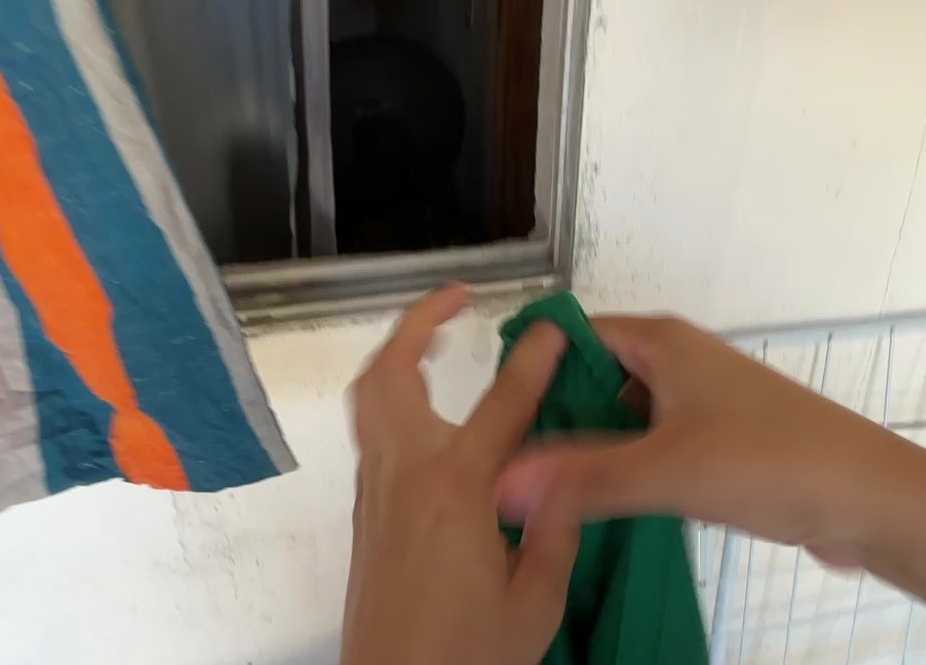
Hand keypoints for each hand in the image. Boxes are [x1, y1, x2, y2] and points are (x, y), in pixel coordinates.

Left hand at [341, 286, 580, 664]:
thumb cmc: (464, 655)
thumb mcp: (534, 604)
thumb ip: (554, 530)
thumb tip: (562, 476)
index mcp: (456, 487)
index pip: (501, 404)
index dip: (531, 360)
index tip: (551, 328)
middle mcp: (406, 469)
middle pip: (395, 370)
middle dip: (422, 319)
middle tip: (457, 296)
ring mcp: (376, 482)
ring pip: (370, 390)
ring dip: (397, 348)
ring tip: (433, 332)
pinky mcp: (363, 501)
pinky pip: (370, 420)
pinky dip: (389, 385)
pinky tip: (419, 399)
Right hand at [495, 314, 919, 565]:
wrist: (875, 500)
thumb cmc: (769, 462)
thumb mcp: (666, 470)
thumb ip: (581, 476)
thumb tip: (500, 483)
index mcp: (658, 339)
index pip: (571, 335)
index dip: (531, 368)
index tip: (495, 415)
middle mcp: (673, 356)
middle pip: (592, 373)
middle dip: (555, 411)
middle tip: (511, 458)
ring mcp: (697, 395)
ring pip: (622, 410)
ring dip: (590, 441)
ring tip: (545, 484)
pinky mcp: (716, 433)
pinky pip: (651, 436)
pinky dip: (625, 459)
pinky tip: (602, 499)